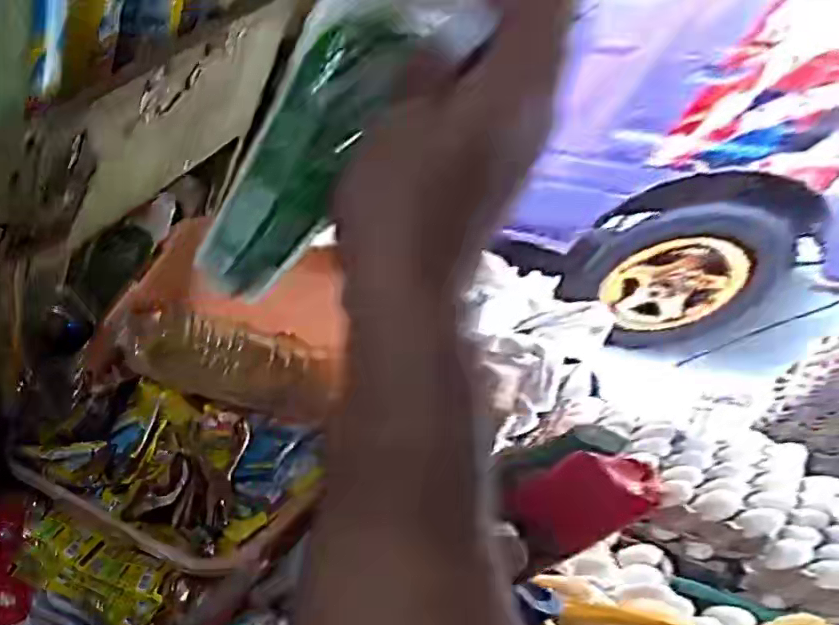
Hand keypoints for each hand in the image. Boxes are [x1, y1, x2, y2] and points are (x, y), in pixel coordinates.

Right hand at [335, 0, 572, 301]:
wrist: (407, 289)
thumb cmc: (395, 207)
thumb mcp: (391, 131)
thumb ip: (419, 79)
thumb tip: (437, 47)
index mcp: (519, 77)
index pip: (539, 1)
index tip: (449, 5)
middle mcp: (540, 102)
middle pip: (540, 33)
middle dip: (496, 21)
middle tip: (445, 23)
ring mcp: (525, 145)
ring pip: (518, 77)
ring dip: (481, 65)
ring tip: (434, 66)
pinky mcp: (501, 178)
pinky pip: (499, 117)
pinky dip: (471, 104)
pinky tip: (433, 120)